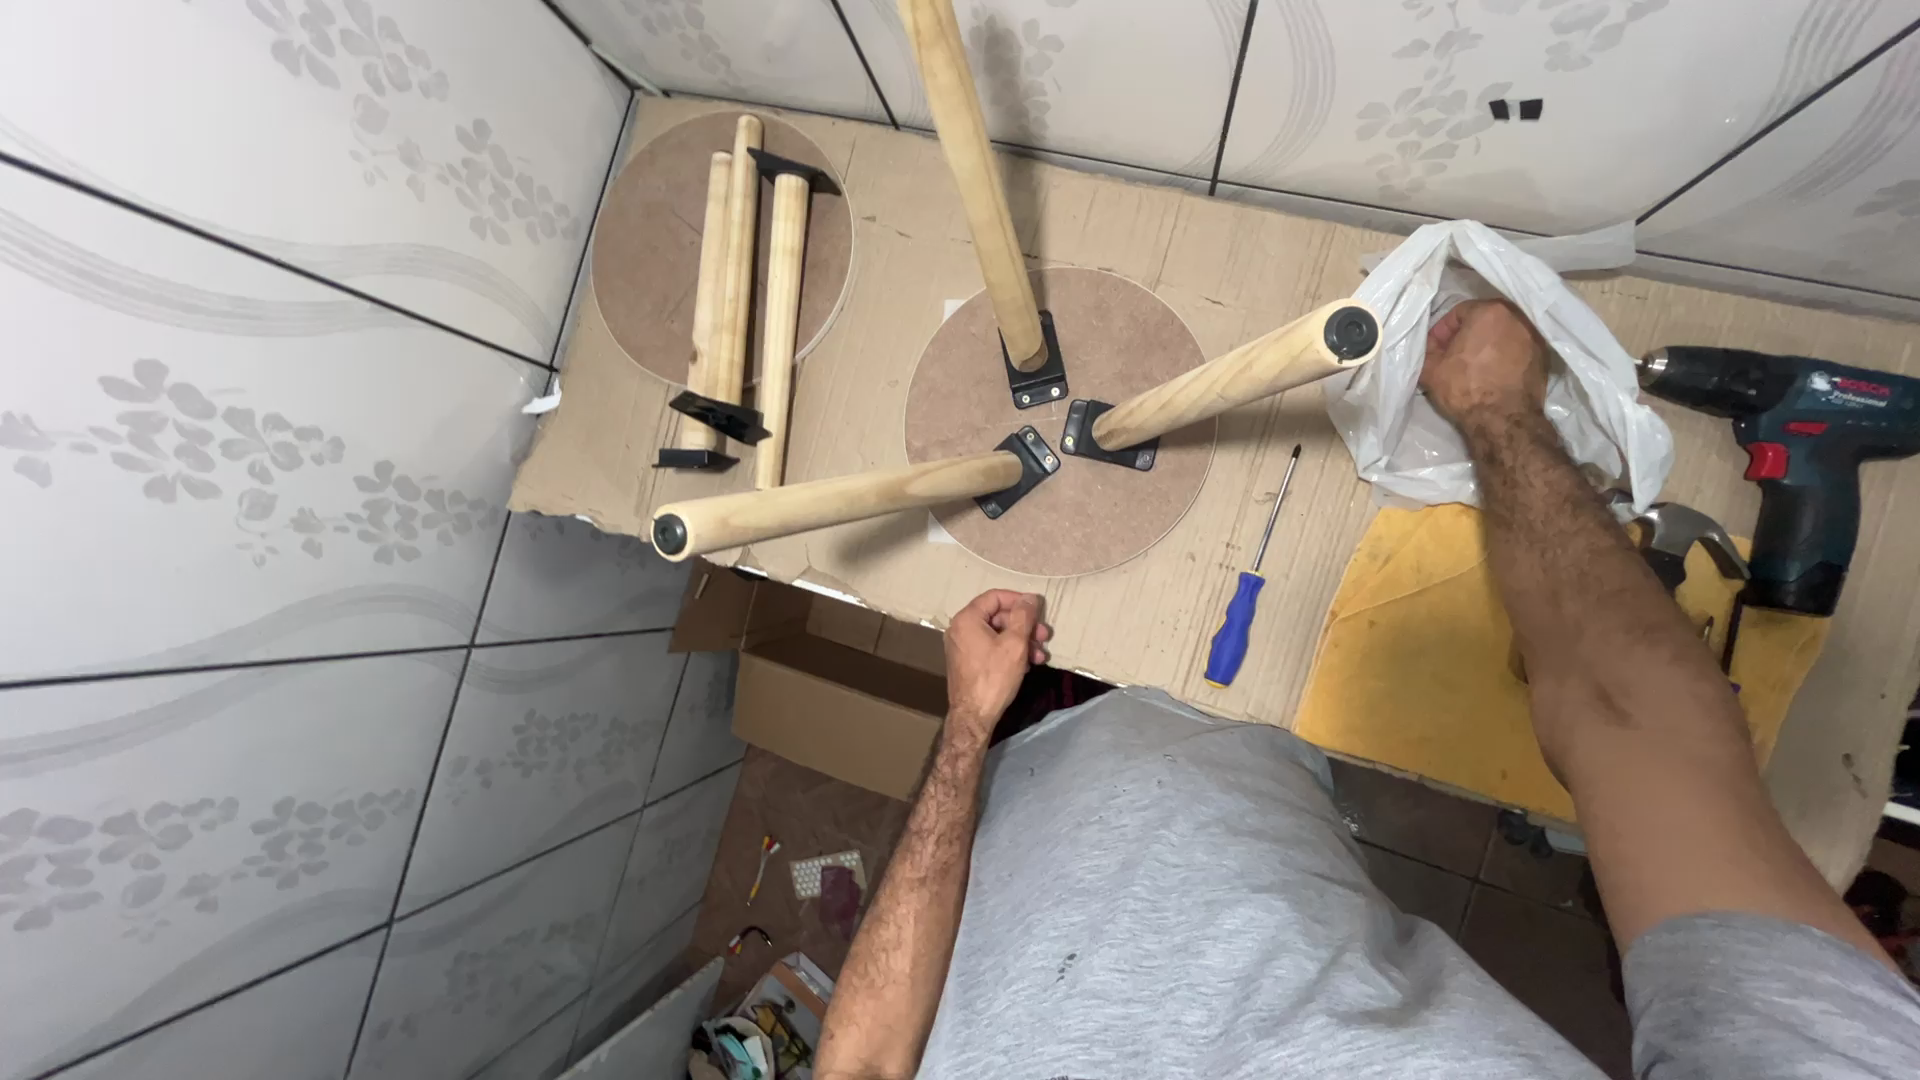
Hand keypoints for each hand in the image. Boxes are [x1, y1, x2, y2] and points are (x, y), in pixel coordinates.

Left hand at [943, 590, 1050, 743]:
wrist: (974, 716)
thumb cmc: (994, 677)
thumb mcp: (1015, 643)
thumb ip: (1024, 616)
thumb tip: (1030, 597)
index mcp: (967, 619)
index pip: (995, 597)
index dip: (1019, 600)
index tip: (1038, 610)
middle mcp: (960, 629)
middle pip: (997, 616)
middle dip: (1024, 625)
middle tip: (1044, 636)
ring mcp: (962, 646)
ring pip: (997, 634)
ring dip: (1021, 641)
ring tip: (1040, 655)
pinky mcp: (967, 662)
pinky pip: (990, 648)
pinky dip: (1009, 652)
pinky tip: (1028, 664)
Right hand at [1420, 299, 1548, 431]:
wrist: (1501, 418)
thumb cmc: (1463, 388)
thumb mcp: (1430, 368)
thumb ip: (1427, 348)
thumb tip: (1431, 345)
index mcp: (1488, 312)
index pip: (1458, 311)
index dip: (1442, 331)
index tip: (1434, 349)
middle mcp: (1517, 316)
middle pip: (1484, 319)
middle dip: (1465, 334)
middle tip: (1451, 355)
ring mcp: (1534, 336)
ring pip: (1501, 333)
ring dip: (1485, 344)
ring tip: (1471, 365)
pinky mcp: (1543, 355)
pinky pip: (1516, 347)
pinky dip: (1502, 355)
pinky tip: (1490, 373)